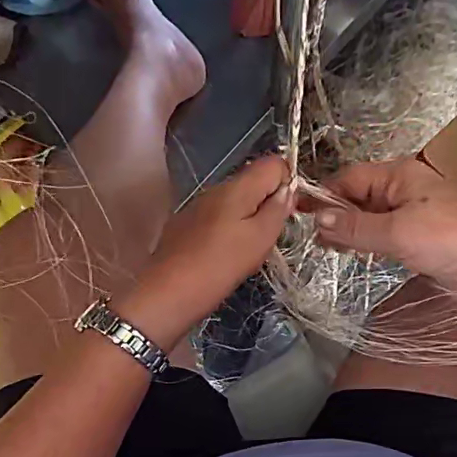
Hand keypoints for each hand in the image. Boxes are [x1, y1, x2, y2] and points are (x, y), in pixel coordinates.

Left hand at [119, 155, 294, 343]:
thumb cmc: (220, 265)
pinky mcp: (185, 224)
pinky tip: (225, 254)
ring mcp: (198, 206)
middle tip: (271, 236)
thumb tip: (288, 188)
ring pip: (236, 201)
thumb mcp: (260, 238)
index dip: (288, 182)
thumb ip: (277, 209)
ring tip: (249, 249)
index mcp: (237, 187)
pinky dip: (229, 229)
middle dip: (269, 202)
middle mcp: (216, 188)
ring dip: (249, 218)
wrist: (168, 292)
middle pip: (253, 181)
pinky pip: (218, 217)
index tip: (289, 211)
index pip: (273, 163)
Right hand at [309, 158, 456, 298]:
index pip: (349, 178)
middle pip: (359, 195)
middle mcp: (405, 189)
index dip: (323, 194)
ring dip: (349, 229)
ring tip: (325, 246)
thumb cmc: (449, 237)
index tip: (298, 211)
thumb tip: (317, 220)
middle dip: (334, 213)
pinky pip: (386, 231)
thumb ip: (355, 228)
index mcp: (399, 175)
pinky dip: (367, 239)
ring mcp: (415, 212)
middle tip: (308, 234)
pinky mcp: (423, 235)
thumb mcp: (396, 231)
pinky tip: (355, 251)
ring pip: (371, 216)